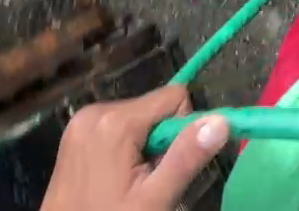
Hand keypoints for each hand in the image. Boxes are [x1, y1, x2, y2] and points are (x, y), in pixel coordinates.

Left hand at [40, 85, 228, 210]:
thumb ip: (187, 157)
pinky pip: (119, 125)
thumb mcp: (153, 201)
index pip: (175, 98)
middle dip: (159, 141)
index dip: (180, 132)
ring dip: (142, 146)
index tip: (162, 168)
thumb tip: (222, 120)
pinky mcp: (76, 133)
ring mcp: (81, 122)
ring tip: (126, 184)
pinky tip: (112, 178)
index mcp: (114, 121)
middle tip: (143, 182)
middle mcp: (94, 110)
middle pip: (155, 108)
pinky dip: (125, 147)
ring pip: (139, 117)